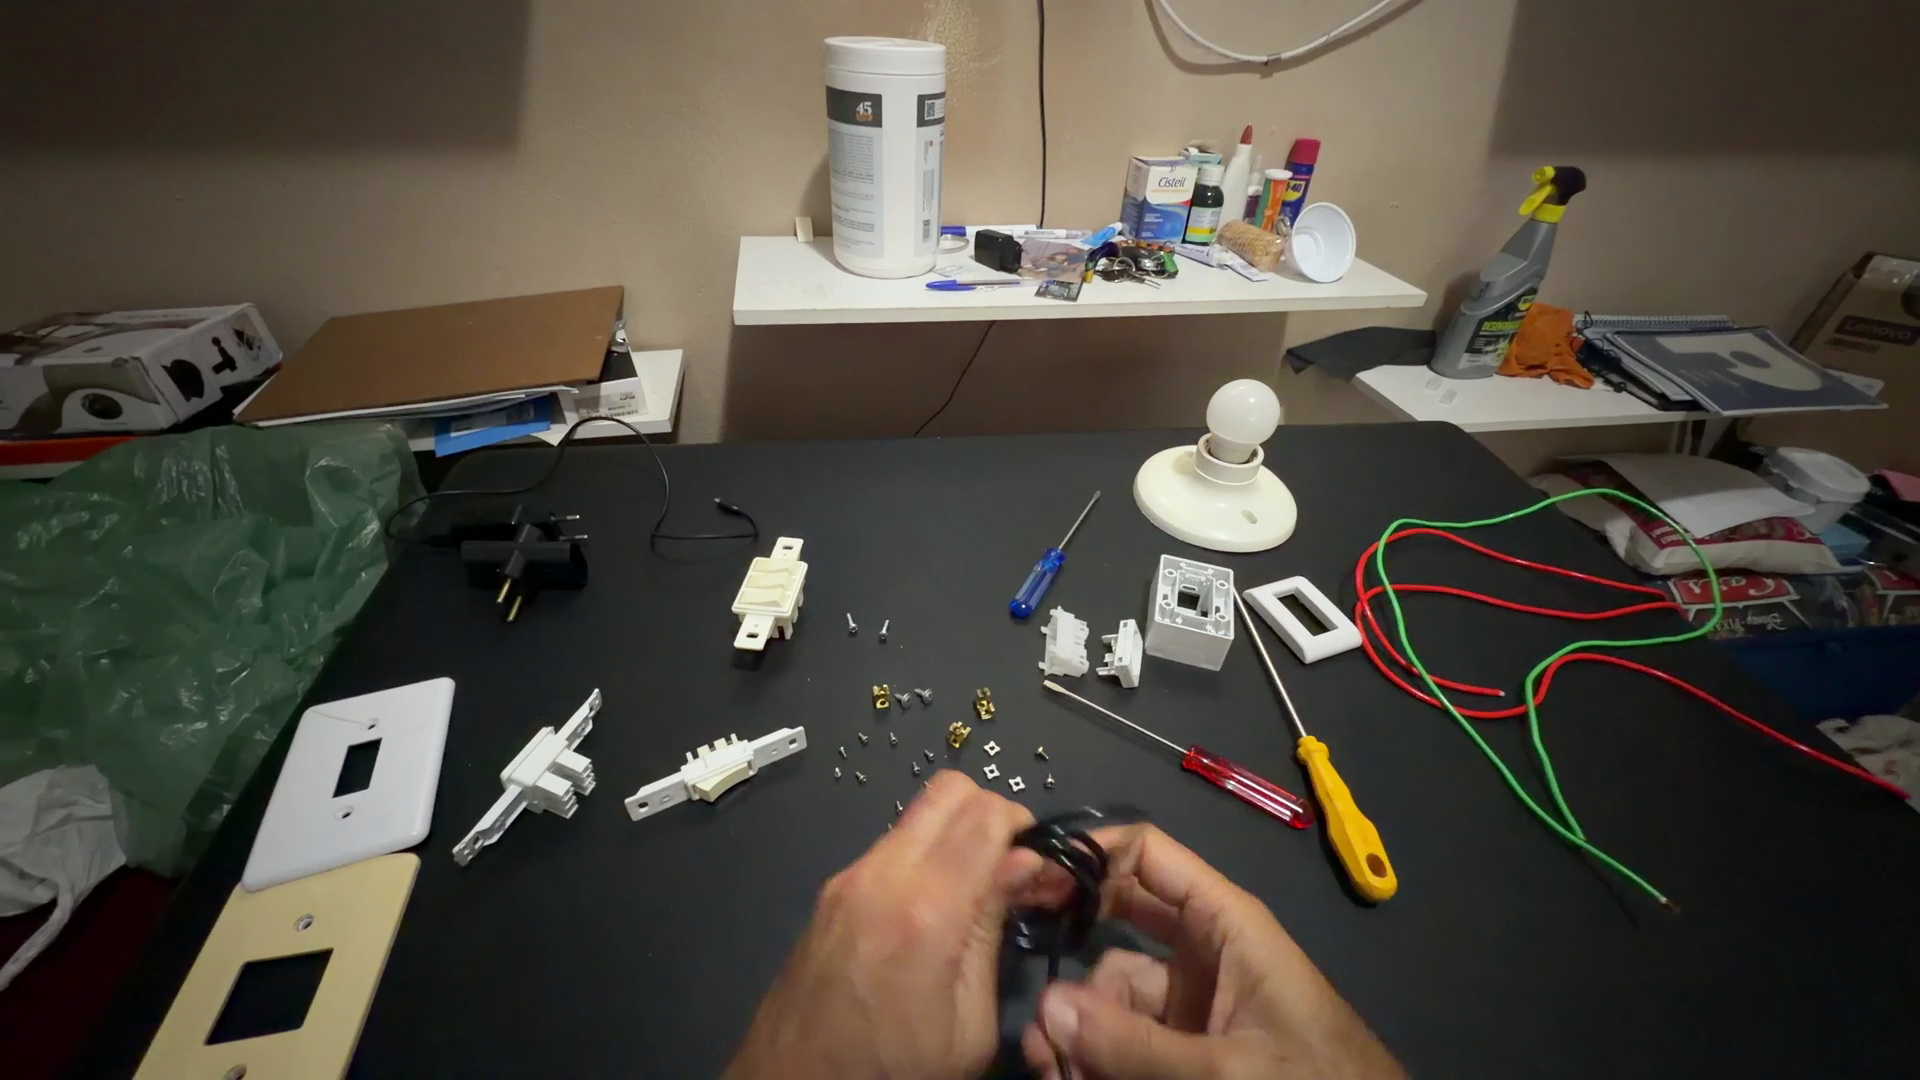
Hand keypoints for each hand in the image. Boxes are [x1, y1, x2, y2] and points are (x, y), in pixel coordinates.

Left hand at [722, 771, 1039, 1079]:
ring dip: (956, 828)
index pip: (985, 815)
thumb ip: (993, 929)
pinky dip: (925, 850)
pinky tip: (932, 901)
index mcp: (926, 910)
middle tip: (1009, 859)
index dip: (1022, 823)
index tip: (1039, 858)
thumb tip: (1024, 864)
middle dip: (991, 809)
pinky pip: (892, 841)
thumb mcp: (969, 1026)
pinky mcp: (832, 886)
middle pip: (949, 789)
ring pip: (918, 810)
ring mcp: (850, 874)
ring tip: (974, 884)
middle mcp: (883, 873)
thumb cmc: (893, 1072)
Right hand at [1020, 823, 1404, 1079]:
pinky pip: (1128, 1033)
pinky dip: (1097, 1052)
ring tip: (1046, 1065)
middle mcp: (1201, 946)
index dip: (1091, 854)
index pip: (1147, 854)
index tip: (1034, 877)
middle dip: (1072, 948)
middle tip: (1027, 966)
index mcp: (1223, 920)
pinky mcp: (1187, 1044)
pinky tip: (1070, 1077)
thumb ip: (1134, 1045)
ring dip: (1078, 1021)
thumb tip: (1046, 1009)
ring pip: (1114, 987)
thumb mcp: (1226, 1071)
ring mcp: (1192, 998)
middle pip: (1117, 919)